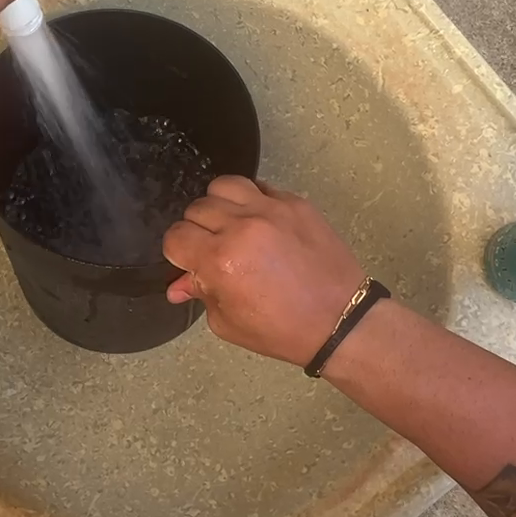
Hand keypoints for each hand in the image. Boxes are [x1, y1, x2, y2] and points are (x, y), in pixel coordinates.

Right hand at [163, 176, 366, 365]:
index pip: (175, 237)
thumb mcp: (228, 322)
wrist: (340, 321)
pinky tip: (258, 222)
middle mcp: (242, 227)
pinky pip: (259, 187)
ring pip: (223, 186)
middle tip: (213, 250)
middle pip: (196, 209)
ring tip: (231, 226)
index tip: (189, 262)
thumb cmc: (282, 330)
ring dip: (220, 206)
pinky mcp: (295, 203)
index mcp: (221, 260)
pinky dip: (252, 201)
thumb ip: (201, 294)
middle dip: (198, 232)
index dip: (177, 253)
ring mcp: (271, 210)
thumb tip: (178, 284)